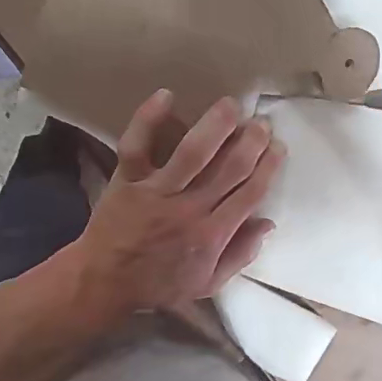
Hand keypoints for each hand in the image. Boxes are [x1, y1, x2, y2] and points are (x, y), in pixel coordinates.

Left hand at [63, 91, 284, 317]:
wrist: (104, 282)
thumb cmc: (159, 284)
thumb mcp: (207, 283)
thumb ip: (240, 254)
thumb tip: (268, 222)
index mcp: (213, 235)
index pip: (250, 193)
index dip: (268, 167)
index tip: (277, 148)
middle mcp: (189, 209)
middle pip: (230, 168)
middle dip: (252, 141)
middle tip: (261, 124)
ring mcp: (157, 192)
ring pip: (193, 152)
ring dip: (216, 125)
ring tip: (231, 106)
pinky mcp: (127, 180)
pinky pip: (137, 145)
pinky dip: (149, 119)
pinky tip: (167, 95)